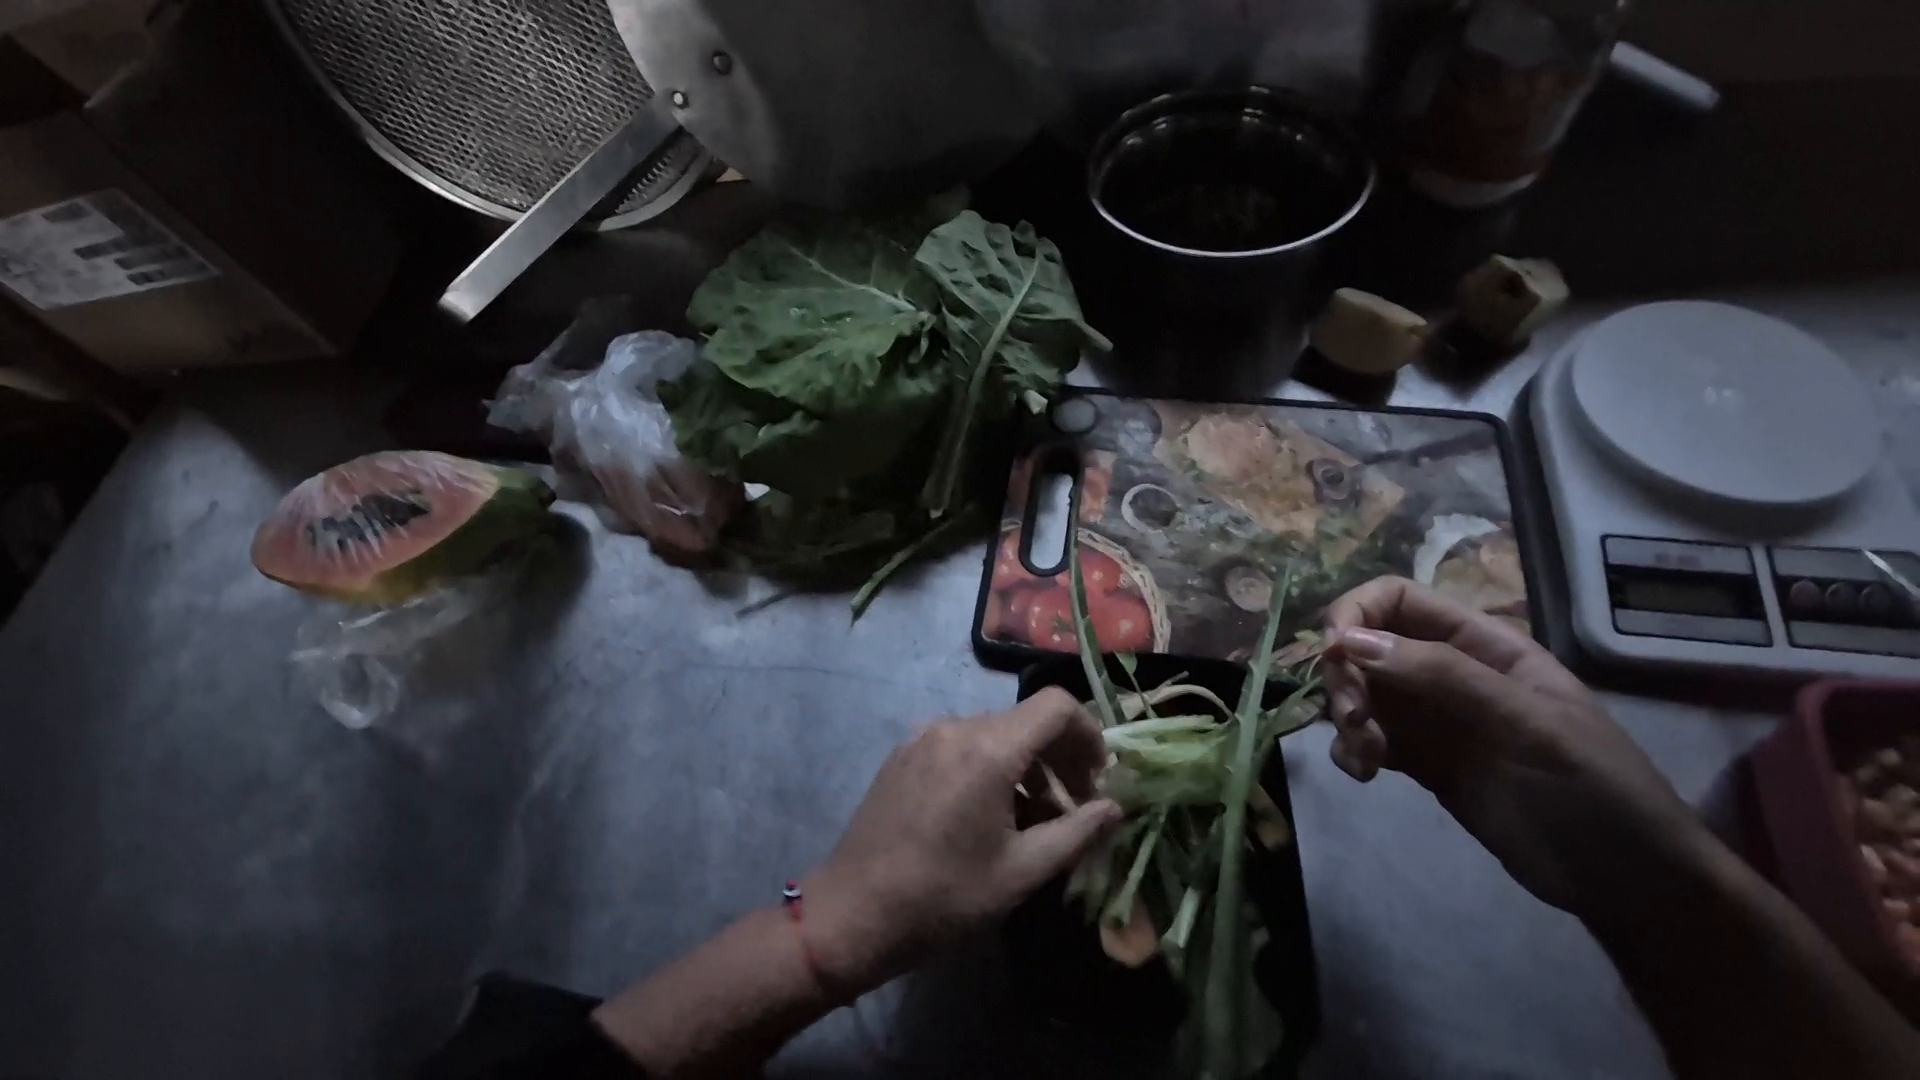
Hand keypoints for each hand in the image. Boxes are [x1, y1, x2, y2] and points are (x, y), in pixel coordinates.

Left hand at [801, 689, 1122, 991]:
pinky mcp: (903, 754)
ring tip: (1033, 820)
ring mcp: (923, 737)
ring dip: (1025, 766)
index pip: (1056, 706)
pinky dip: (989, 767)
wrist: (851, 913)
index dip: (1089, 734)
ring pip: (994, 734)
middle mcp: (954, 727)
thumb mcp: (1020, 872)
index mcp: (987, 749)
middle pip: (1026, 720)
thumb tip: (1115, 807)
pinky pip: (961, 745)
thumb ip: (1076, 832)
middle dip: (1060, 758)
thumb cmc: (943, 897)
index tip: (1099, 778)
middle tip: (1075, 808)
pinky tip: (987, 815)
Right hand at [1321, 577, 1709, 914]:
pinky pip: (1364, 737)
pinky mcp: (1420, 760)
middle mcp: (1448, 671)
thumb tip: (1348, 641)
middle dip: (1346, 678)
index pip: (1397, 600)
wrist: (1628, 882)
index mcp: (1482, 644)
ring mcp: (1432, 717)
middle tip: (1355, 721)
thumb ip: (1441, 675)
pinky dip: (1351, 750)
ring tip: (1366, 759)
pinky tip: (1366, 775)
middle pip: (1365, 646)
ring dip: (1346, 718)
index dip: (1355, 614)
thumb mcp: (1527, 723)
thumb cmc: (1595, 788)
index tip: (1333, 654)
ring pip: (1359, 693)